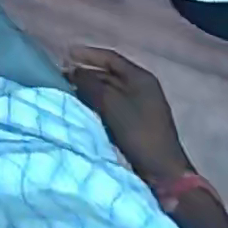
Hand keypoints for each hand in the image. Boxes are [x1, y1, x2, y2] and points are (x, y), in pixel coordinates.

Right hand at [67, 47, 188, 183]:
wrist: (163, 174)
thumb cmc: (138, 132)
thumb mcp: (110, 103)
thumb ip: (89, 83)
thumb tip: (72, 71)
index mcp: (141, 78)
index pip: (110, 58)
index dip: (87, 54)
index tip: (66, 54)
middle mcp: (142, 88)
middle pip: (109, 73)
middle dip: (86, 73)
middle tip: (63, 74)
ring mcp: (141, 106)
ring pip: (109, 90)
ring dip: (90, 89)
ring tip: (69, 89)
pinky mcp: (137, 123)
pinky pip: (113, 105)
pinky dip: (98, 103)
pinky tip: (84, 106)